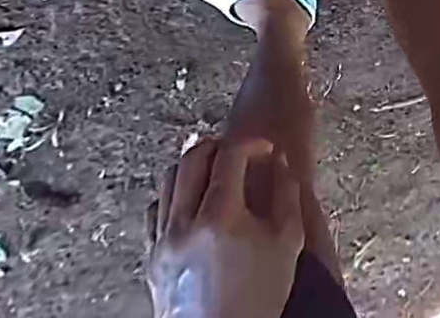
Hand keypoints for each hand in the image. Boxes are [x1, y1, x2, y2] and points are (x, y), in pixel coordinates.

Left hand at [147, 137, 303, 317]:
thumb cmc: (258, 297)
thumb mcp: (288, 239)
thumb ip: (286, 191)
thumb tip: (278, 158)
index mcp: (220, 218)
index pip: (230, 154)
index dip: (253, 143)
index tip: (267, 151)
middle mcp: (183, 226)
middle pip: (191, 158)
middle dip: (219, 145)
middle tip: (240, 152)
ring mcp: (161, 243)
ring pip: (168, 180)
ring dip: (195, 166)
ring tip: (219, 172)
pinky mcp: (151, 260)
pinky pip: (155, 210)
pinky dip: (175, 194)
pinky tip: (196, 202)